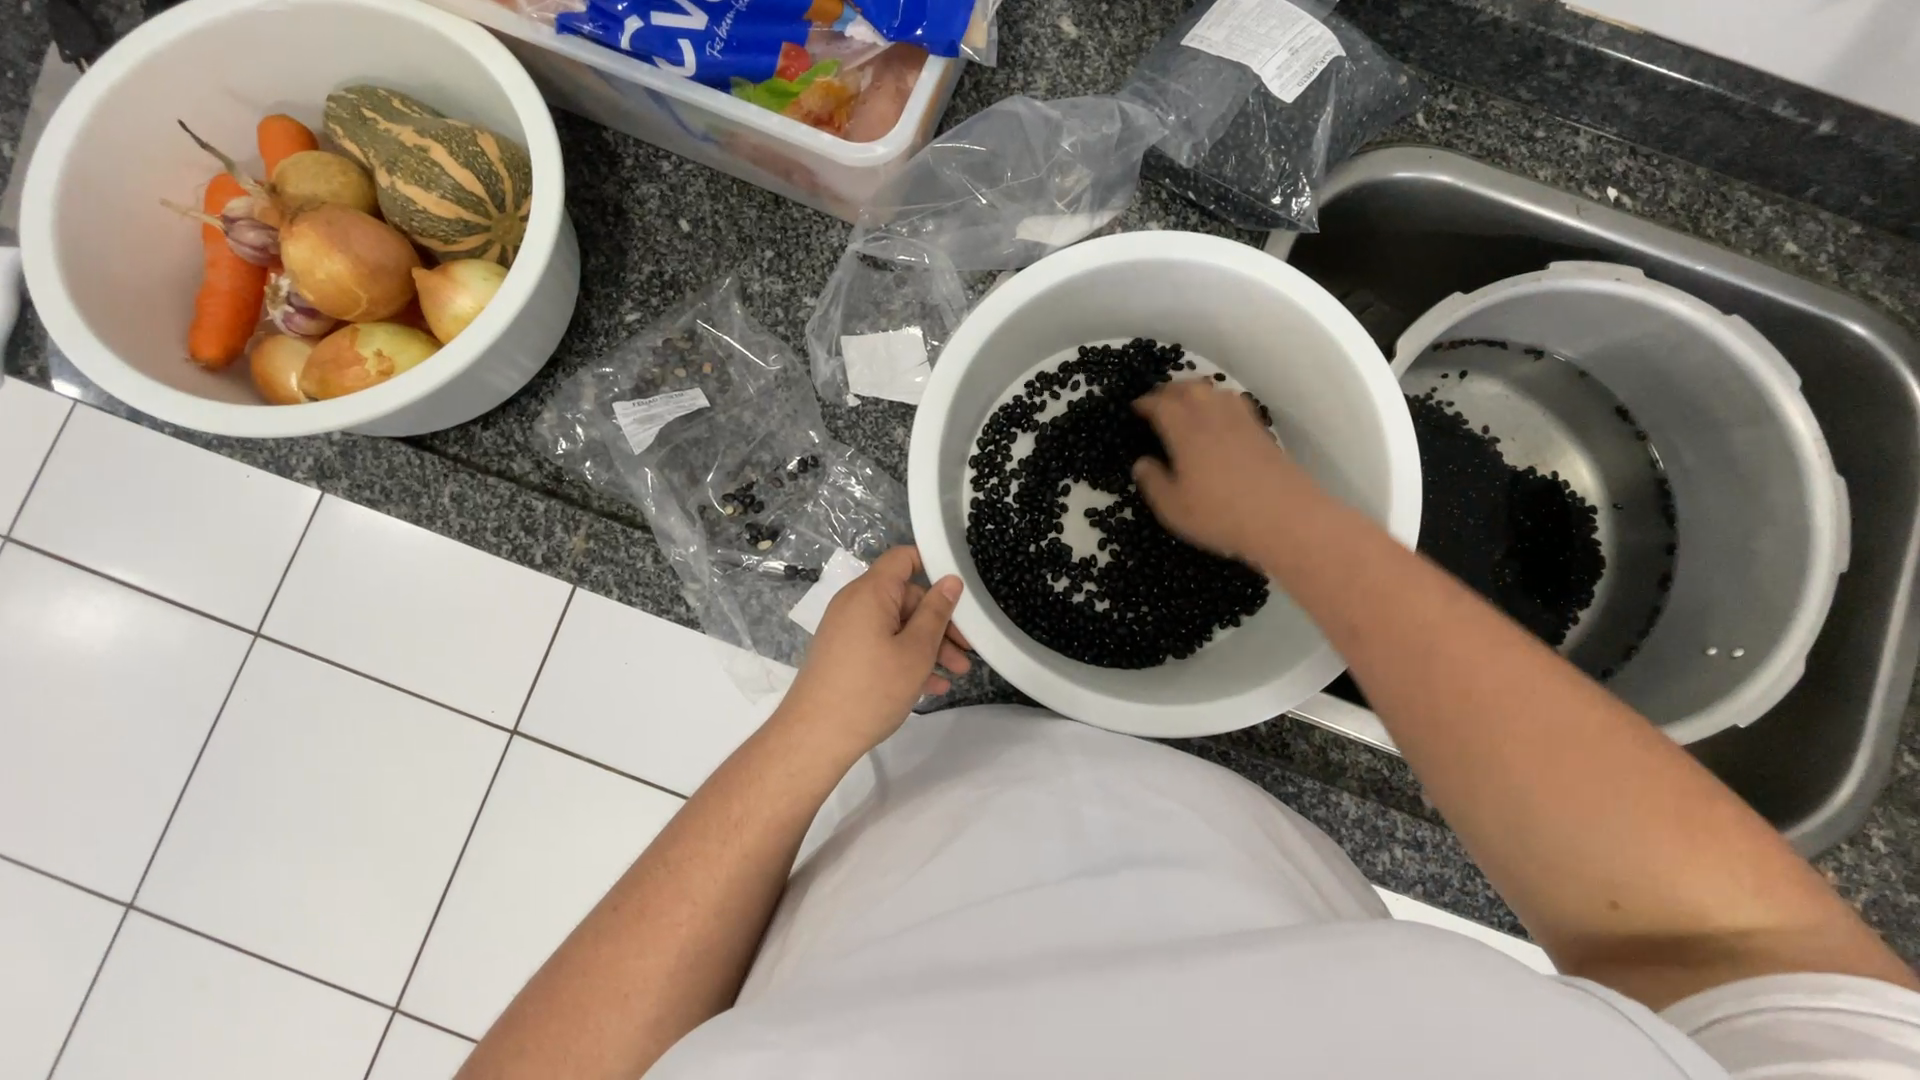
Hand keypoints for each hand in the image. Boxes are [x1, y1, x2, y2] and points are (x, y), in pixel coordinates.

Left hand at [779, 546, 971, 754]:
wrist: (815, 736)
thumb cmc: (872, 689)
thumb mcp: (915, 651)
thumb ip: (936, 613)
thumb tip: (950, 581)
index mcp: (870, 592)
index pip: (903, 558)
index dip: (933, 565)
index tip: (961, 590)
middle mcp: (855, 604)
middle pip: (905, 598)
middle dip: (939, 622)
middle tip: (967, 651)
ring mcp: (846, 630)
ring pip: (896, 625)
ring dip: (927, 645)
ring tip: (955, 674)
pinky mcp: (843, 654)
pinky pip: (881, 644)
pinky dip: (904, 658)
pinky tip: (930, 686)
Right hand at [1131, 378, 1310, 565]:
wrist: (1285, 518)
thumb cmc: (1221, 515)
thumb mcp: (1174, 508)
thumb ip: (1153, 482)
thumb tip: (1141, 463)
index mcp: (1186, 432)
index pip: (1161, 405)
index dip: (1145, 403)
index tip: (1135, 408)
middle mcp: (1213, 418)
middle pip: (1189, 388)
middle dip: (1169, 390)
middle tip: (1157, 401)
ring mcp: (1241, 422)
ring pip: (1215, 391)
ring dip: (1196, 391)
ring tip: (1186, 403)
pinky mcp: (1262, 431)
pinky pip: (1235, 403)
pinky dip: (1219, 401)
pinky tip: (1218, 417)